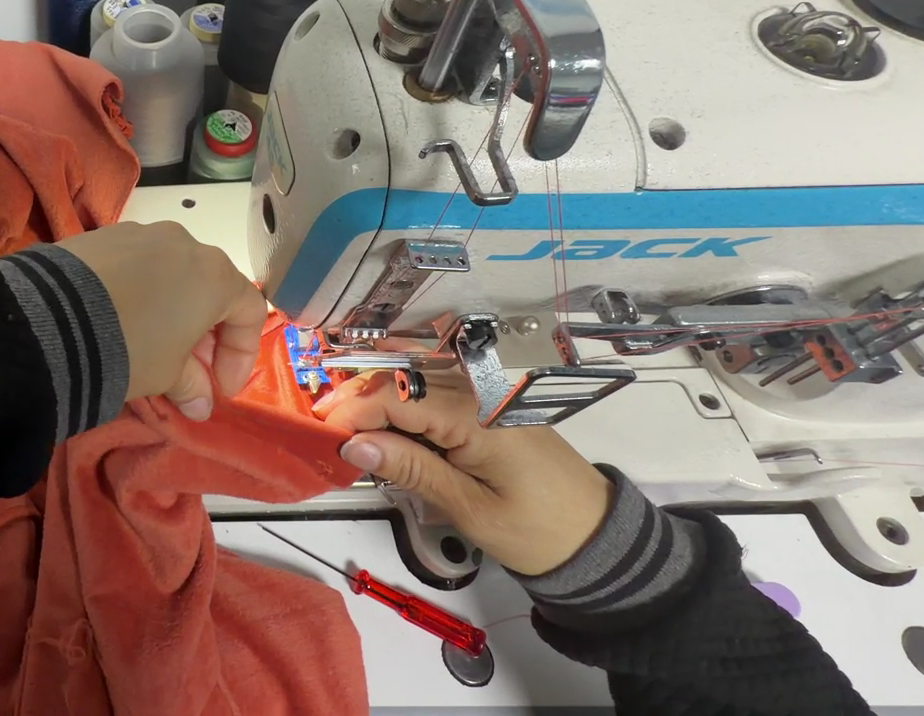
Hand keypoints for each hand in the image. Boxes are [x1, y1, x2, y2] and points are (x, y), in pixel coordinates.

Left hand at [51, 221, 266, 420]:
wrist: (54, 318)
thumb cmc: (130, 347)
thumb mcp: (165, 375)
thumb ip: (190, 385)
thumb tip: (199, 403)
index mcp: (214, 274)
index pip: (249, 311)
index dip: (241, 354)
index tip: (220, 387)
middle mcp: (183, 242)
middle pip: (209, 286)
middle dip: (205, 331)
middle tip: (188, 368)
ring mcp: (140, 233)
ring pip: (170, 272)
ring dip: (169, 307)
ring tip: (148, 342)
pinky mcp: (102, 235)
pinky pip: (133, 264)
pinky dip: (136, 291)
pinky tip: (115, 318)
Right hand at [316, 368, 610, 575]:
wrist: (601, 543)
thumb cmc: (538, 532)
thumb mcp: (469, 509)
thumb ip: (411, 469)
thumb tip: (353, 444)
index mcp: (477, 415)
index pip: (397, 396)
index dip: (353, 411)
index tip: (322, 435)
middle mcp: (479, 392)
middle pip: (400, 381)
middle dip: (357, 402)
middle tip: (325, 434)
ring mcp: (484, 395)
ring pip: (412, 383)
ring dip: (375, 404)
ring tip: (348, 434)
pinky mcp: (486, 406)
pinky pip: (432, 394)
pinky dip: (401, 409)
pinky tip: (385, 433)